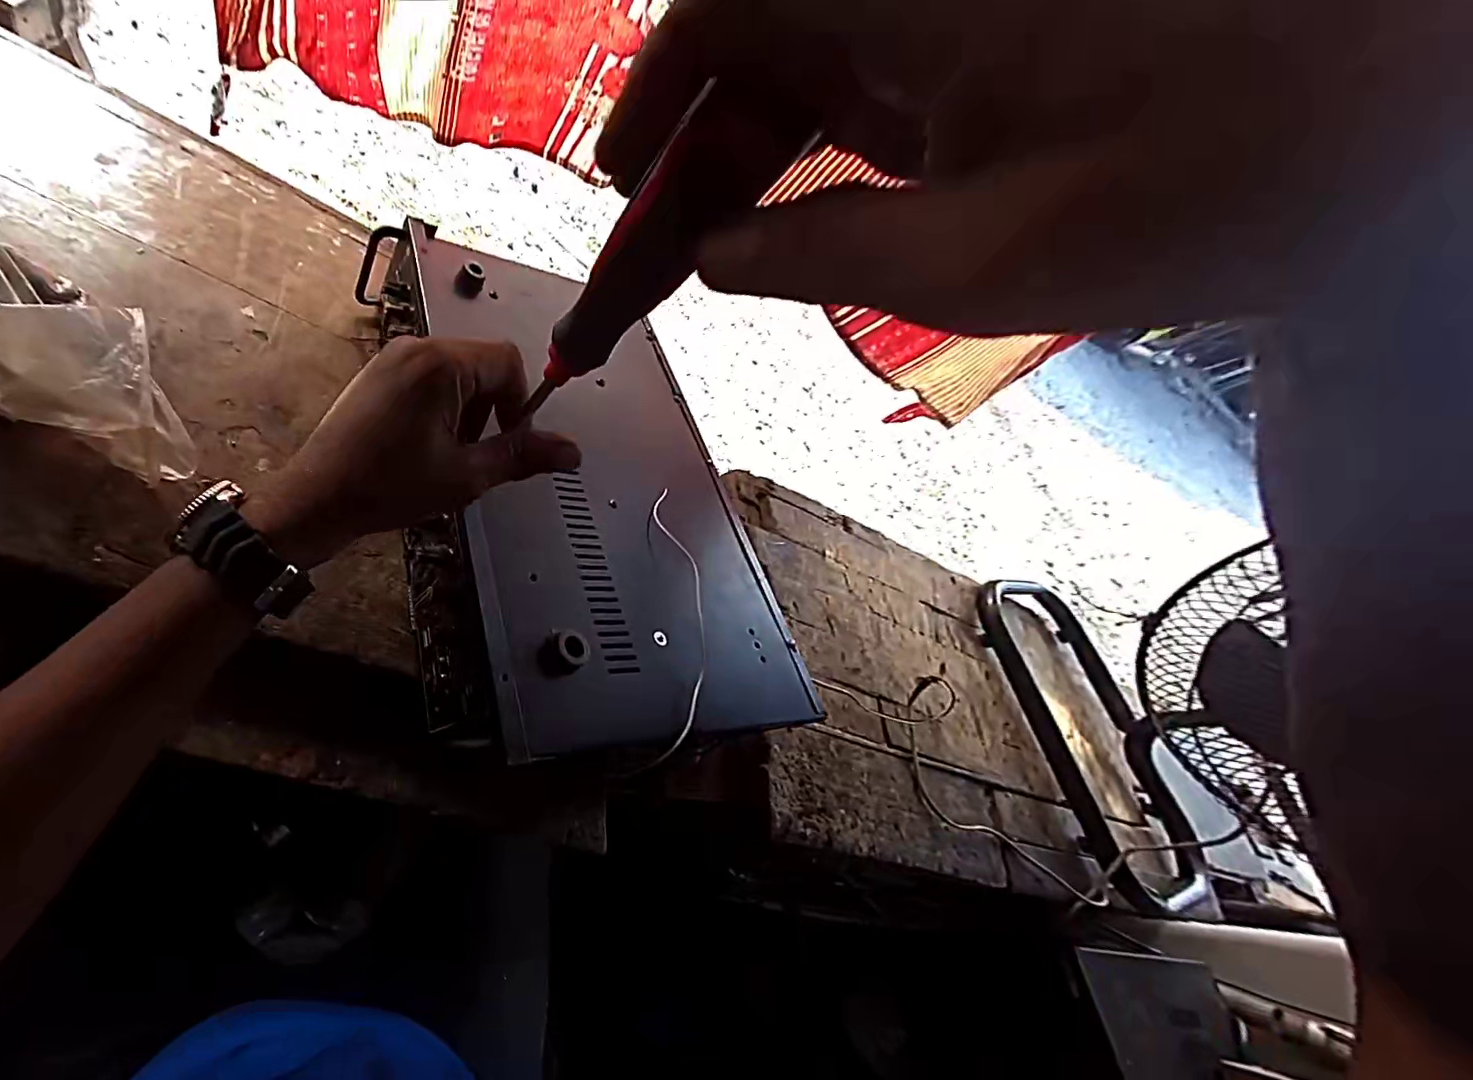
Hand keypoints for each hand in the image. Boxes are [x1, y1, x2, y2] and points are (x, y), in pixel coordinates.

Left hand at [244, 337, 579, 566]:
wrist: (319, 499)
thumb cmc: (379, 486)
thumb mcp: (466, 476)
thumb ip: (521, 456)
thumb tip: (565, 451)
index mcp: (439, 365)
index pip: (509, 361)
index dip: (519, 404)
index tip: (510, 438)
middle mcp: (415, 351)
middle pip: (484, 366)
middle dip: (489, 411)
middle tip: (471, 452)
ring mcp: (394, 360)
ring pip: (458, 374)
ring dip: (465, 413)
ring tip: (443, 454)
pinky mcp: (381, 375)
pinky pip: (430, 380)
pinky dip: (441, 410)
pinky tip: (423, 446)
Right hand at [599, 0, 1464, 333]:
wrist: (1425, 125)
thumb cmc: (1212, 185)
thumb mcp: (966, 261)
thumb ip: (812, 256)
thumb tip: (713, 259)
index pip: (724, 14)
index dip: (654, 96)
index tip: (621, 175)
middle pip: (755, 45)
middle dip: (699, 155)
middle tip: (663, 251)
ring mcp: (953, 2)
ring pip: (805, 67)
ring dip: (757, 163)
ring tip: (727, 252)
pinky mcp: (990, 26)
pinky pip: (864, 79)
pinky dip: (823, 150)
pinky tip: (820, 211)